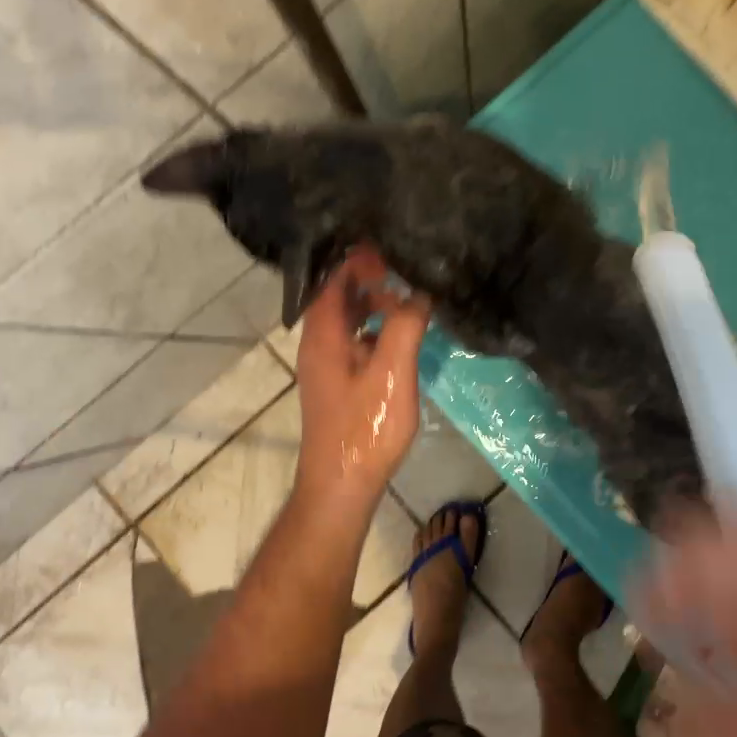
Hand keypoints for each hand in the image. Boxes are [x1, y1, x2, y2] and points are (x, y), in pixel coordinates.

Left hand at [294, 247, 431, 503]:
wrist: (341, 486)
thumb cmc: (365, 428)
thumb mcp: (392, 373)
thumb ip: (405, 327)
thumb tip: (419, 292)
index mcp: (323, 335)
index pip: (334, 279)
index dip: (360, 260)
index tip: (393, 250)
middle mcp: (317, 345)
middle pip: (338, 297)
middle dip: (370, 280)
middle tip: (407, 272)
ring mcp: (325, 366)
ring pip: (347, 322)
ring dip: (374, 306)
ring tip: (410, 301)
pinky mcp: (337, 385)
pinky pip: (353, 342)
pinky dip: (374, 330)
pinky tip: (401, 338)